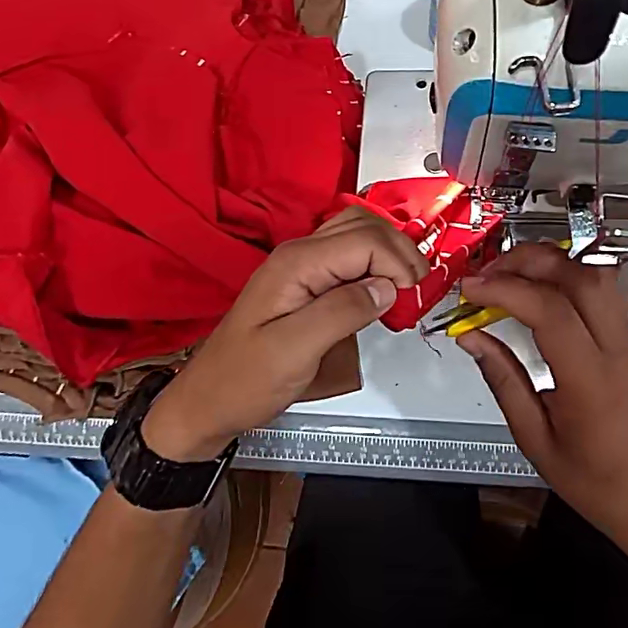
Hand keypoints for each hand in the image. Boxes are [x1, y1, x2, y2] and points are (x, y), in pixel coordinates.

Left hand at [142, 206, 427, 461]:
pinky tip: (386, 291)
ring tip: (408, 290)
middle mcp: (300, 253)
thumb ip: (341, 313)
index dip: (398, 264)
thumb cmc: (243, 380)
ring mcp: (303, 264)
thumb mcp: (293, 352)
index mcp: (297, 263)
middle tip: (419, 293)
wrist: (208, 400)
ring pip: (361, 234)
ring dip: (391, 254)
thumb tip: (387, 287)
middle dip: (401, 253)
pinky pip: (351, 256)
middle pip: (366, 226)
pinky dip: (377, 264)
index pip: (365, 240)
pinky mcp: (308, 280)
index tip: (413, 299)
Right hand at [456, 243, 627, 548]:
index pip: (551, 312)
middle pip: (579, 275)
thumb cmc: (595, 478)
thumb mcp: (534, 438)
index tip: (471, 290)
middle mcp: (615, 350)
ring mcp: (626, 339)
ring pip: (594, 271)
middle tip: (486, 273)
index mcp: (591, 382)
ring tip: (509, 272)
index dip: (506, 291)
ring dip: (548, 260)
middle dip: (526, 261)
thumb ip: (503, 380)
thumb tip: (472, 338)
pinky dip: (565, 270)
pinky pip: (600, 285)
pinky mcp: (626, 335)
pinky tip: (537, 283)